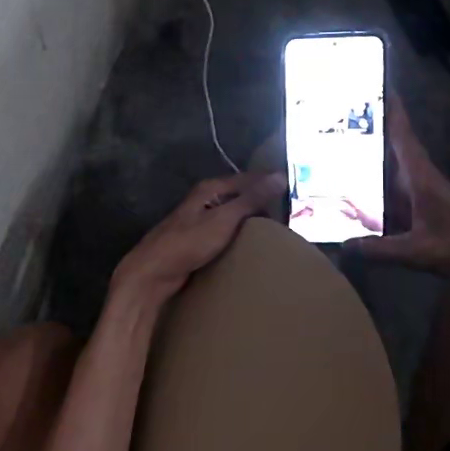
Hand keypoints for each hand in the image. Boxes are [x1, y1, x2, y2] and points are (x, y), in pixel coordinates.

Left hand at [112, 170, 285, 301]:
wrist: (153, 274)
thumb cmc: (188, 243)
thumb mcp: (224, 219)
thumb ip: (251, 198)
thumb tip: (280, 176)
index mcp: (210, 188)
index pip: (248, 179)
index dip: (270, 183)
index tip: (296, 193)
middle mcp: (206, 199)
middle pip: (242, 196)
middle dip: (265, 203)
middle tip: (293, 215)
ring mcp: (201, 220)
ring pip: (235, 215)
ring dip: (254, 221)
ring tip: (279, 231)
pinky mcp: (200, 240)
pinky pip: (228, 232)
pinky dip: (242, 235)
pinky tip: (255, 245)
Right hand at [345, 98, 449, 292]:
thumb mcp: (418, 252)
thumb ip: (380, 250)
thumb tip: (343, 246)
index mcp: (422, 180)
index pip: (403, 137)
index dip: (391, 112)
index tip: (377, 86)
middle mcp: (424, 182)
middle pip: (395, 150)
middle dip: (374, 134)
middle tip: (345, 119)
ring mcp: (429, 197)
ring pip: (396, 174)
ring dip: (376, 164)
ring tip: (345, 155)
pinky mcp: (432, 212)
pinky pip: (399, 196)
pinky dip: (382, 193)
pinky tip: (365, 202)